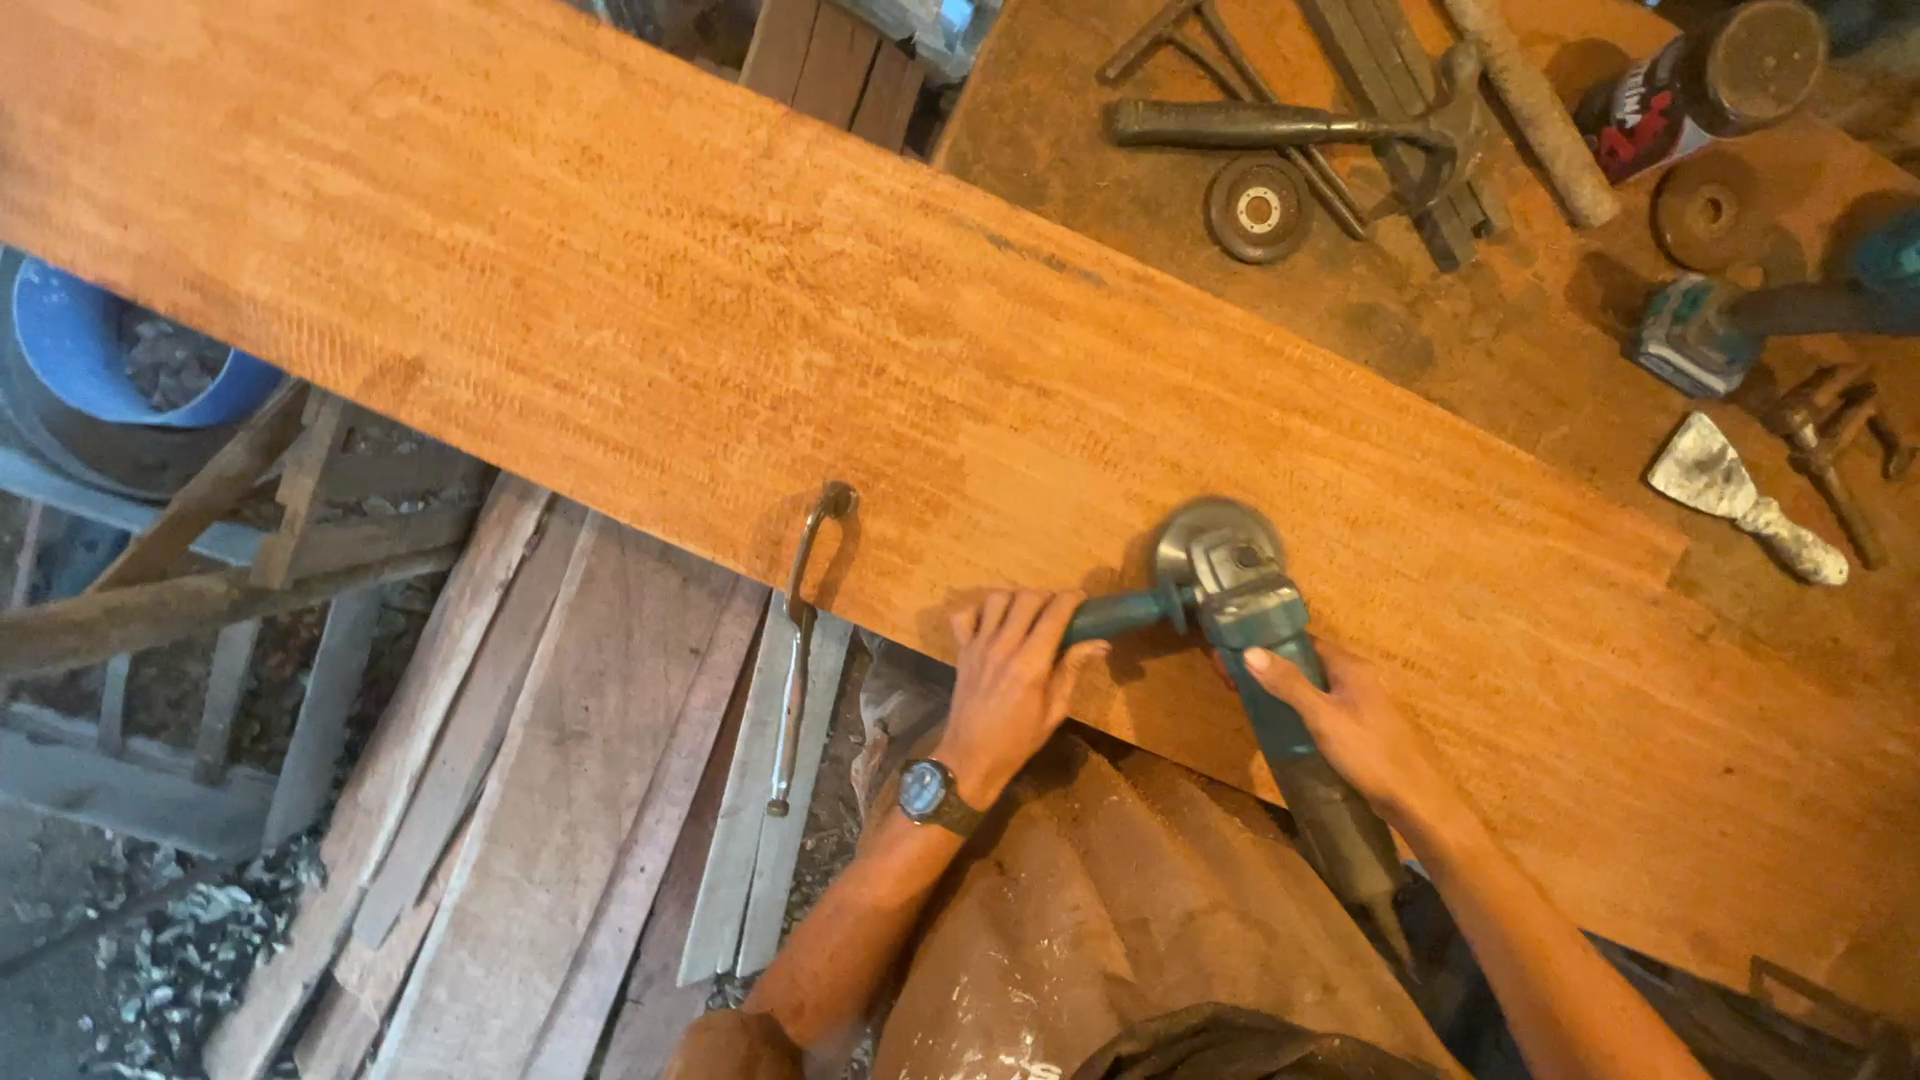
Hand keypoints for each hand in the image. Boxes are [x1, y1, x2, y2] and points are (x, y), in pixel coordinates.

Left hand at [935, 590, 1110, 806]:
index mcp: (1031, 663)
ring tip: (1025, 614)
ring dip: (1014, 599)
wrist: (972, 756)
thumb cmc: (1019, 739)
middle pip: (1026, 598)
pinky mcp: (961, 651)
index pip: (1055, 613)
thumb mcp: (1055, 711)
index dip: (1071, 599)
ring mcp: (979, 645)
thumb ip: (1071, 670)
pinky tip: (991, 624)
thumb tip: (1099, 643)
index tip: (1081, 600)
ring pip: (996, 599)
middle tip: (1056, 610)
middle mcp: (1004, 646)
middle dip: (1046, 596)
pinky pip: (963, 616)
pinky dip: (978, 612)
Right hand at [1242, 640, 1470, 836]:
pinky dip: (1299, 708)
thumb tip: (1249, 651)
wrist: (1416, 801)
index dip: (1271, 643)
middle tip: (1236, 678)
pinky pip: (1322, 707)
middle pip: (1307, 663)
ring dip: (1284, 689)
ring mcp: (1361, 704)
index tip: (1239, 650)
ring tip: (1249, 696)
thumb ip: (1288, 684)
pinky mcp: (1360, 727)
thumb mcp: (1323, 717)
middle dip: (1272, 667)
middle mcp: (1358, 678)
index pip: (1304, 641)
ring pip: (1314, 687)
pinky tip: (1281, 721)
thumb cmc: (1370, 753)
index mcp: (1351, 668)